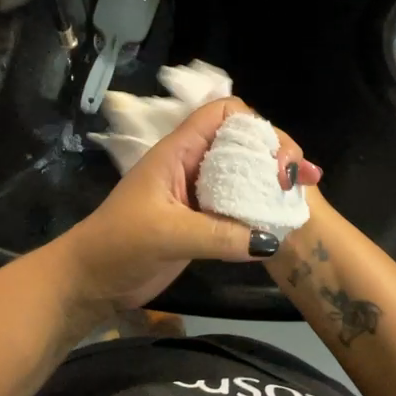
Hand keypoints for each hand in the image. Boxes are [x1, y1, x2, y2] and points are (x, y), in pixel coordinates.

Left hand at [59, 97, 322, 311]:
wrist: (90, 281)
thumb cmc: (118, 245)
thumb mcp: (168, 235)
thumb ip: (218, 235)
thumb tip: (269, 239)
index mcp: (178, 153)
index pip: (222, 115)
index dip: (254, 127)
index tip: (276, 159)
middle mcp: (191, 166)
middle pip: (241, 143)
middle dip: (275, 153)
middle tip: (304, 179)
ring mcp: (196, 195)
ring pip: (243, 175)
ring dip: (273, 182)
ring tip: (305, 195)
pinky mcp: (200, 223)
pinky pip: (238, 208)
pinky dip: (262, 211)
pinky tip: (283, 222)